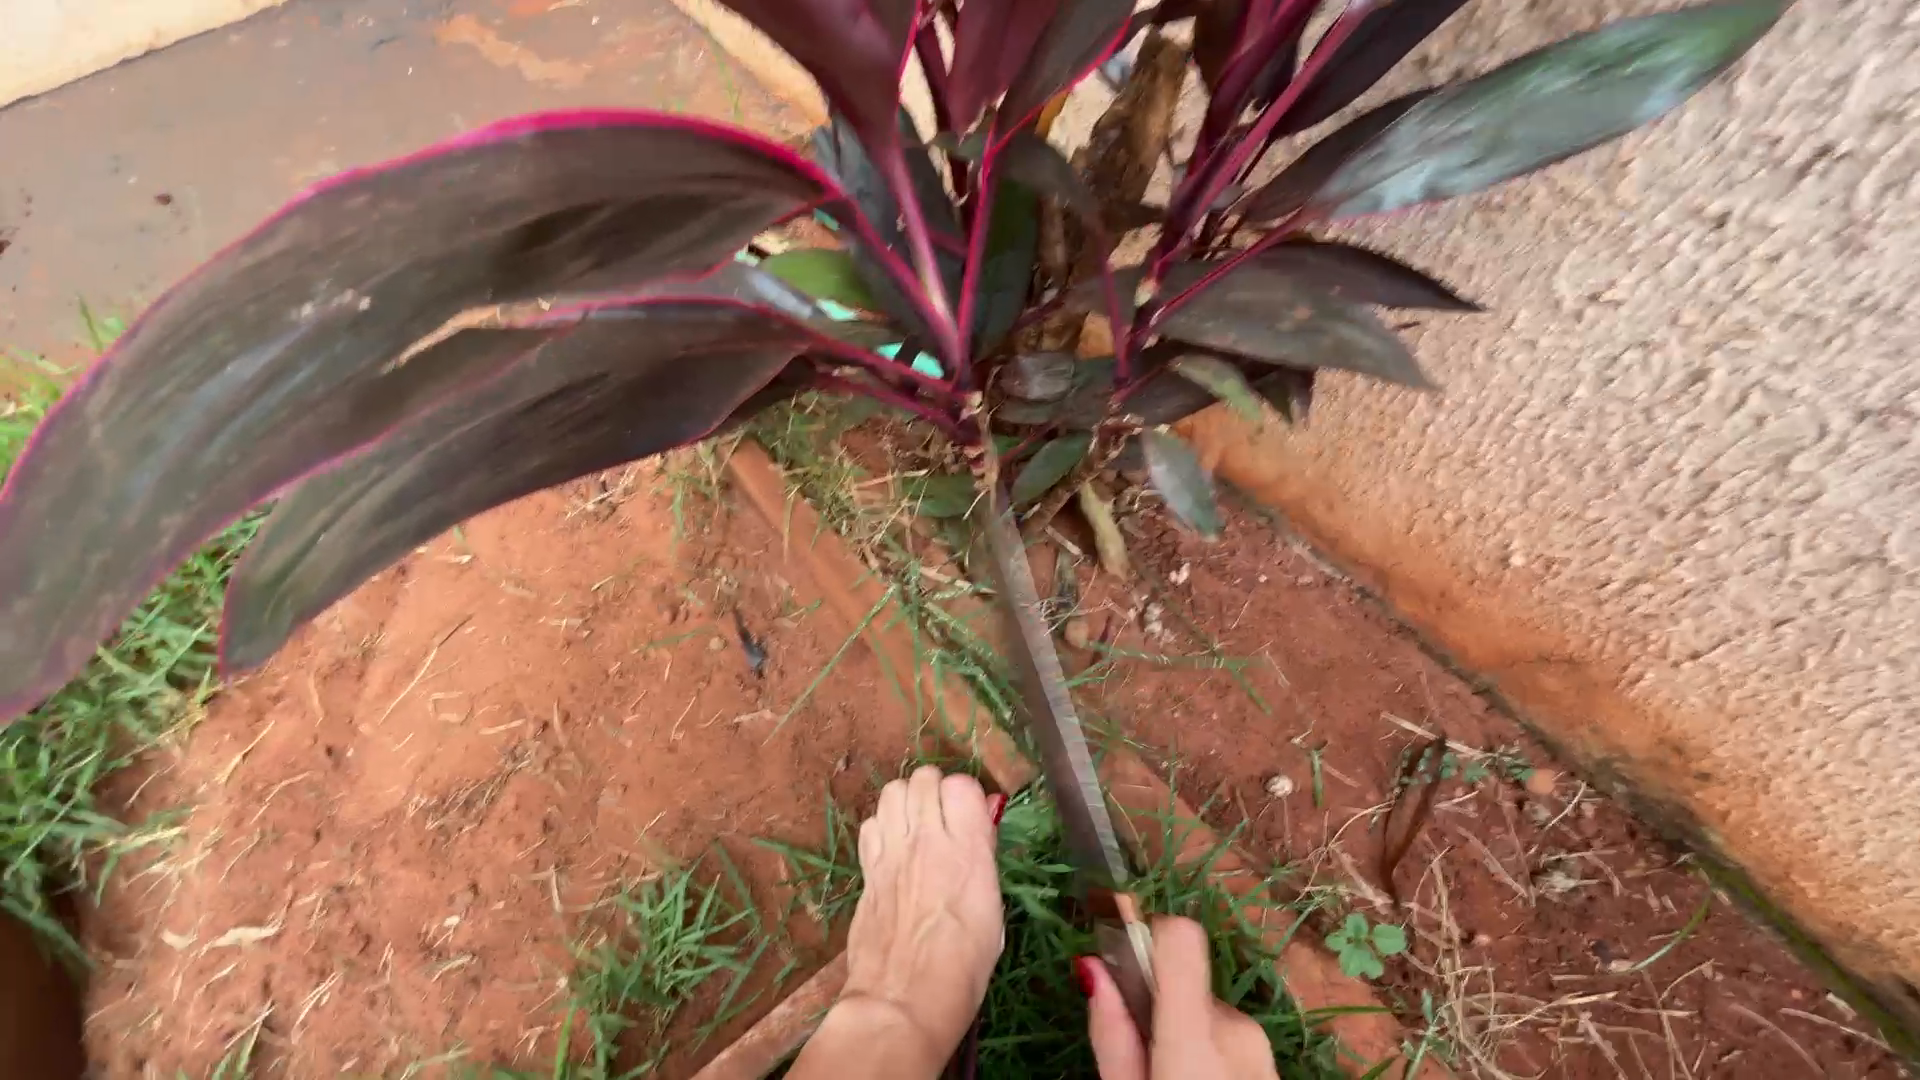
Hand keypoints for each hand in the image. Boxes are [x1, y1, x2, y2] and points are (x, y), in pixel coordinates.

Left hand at [790, 767, 1004, 1079]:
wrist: (902, 1003)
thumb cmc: (962, 969)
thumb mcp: (993, 912)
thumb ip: (984, 857)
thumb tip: (982, 821)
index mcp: (968, 851)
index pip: (962, 784)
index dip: (967, 794)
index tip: (971, 813)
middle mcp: (927, 841)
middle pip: (924, 777)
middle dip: (935, 787)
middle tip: (942, 812)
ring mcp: (892, 852)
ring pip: (893, 790)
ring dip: (906, 798)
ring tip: (916, 821)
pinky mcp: (867, 869)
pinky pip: (871, 822)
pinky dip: (882, 825)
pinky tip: (892, 845)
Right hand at [1083, 916, 1279, 1079]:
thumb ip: (1111, 1033)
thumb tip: (1091, 964)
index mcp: (1196, 1038)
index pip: (1180, 937)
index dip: (1149, 934)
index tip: (1122, 961)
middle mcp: (1238, 1034)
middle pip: (1188, 982)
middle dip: (1158, 1006)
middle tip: (1136, 1057)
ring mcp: (1265, 1058)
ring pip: (1210, 1016)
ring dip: (1185, 1036)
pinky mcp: (1274, 1075)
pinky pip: (1232, 1045)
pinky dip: (1209, 1059)